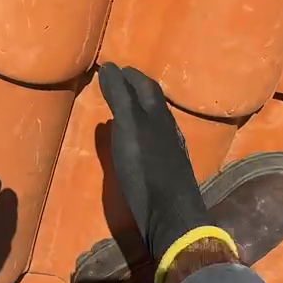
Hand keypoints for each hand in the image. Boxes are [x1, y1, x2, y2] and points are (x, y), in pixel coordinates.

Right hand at [98, 64, 212, 265]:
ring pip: (157, 120)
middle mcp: (168, 127)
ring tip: (124, 108)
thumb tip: (110, 67)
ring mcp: (171, 149)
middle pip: (153, 101)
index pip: (144, 85)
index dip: (129, 75)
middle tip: (118, 82)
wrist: (172, 215)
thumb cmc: (145, 168)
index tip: (113, 67)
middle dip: (136, 89)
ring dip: (140, 109)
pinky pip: (156, 139)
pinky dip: (143, 131)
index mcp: (158, 114)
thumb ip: (120, 97)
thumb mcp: (128, 127)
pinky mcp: (169, 170)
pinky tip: (137, 142)